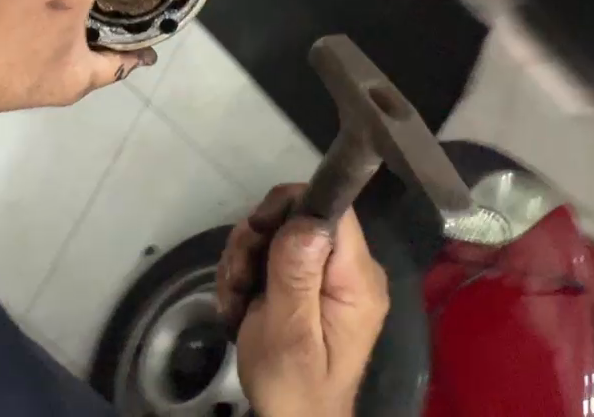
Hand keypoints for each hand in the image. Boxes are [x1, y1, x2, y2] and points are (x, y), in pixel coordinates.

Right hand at [217, 184, 389, 416]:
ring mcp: (330, 277)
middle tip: (237, 278)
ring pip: (277, 232)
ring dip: (245, 258)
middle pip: (296, 215)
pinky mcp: (310, 284)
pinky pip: (272, 252)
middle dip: (256, 239)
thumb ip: (297, 275)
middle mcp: (350, 270)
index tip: (257, 231)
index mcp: (356, 281)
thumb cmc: (292, 387)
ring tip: (236, 299)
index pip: (332, 209)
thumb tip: (308, 220)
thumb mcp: (288, 333)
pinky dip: (247, 271)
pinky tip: (240, 303)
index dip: (290, 206)